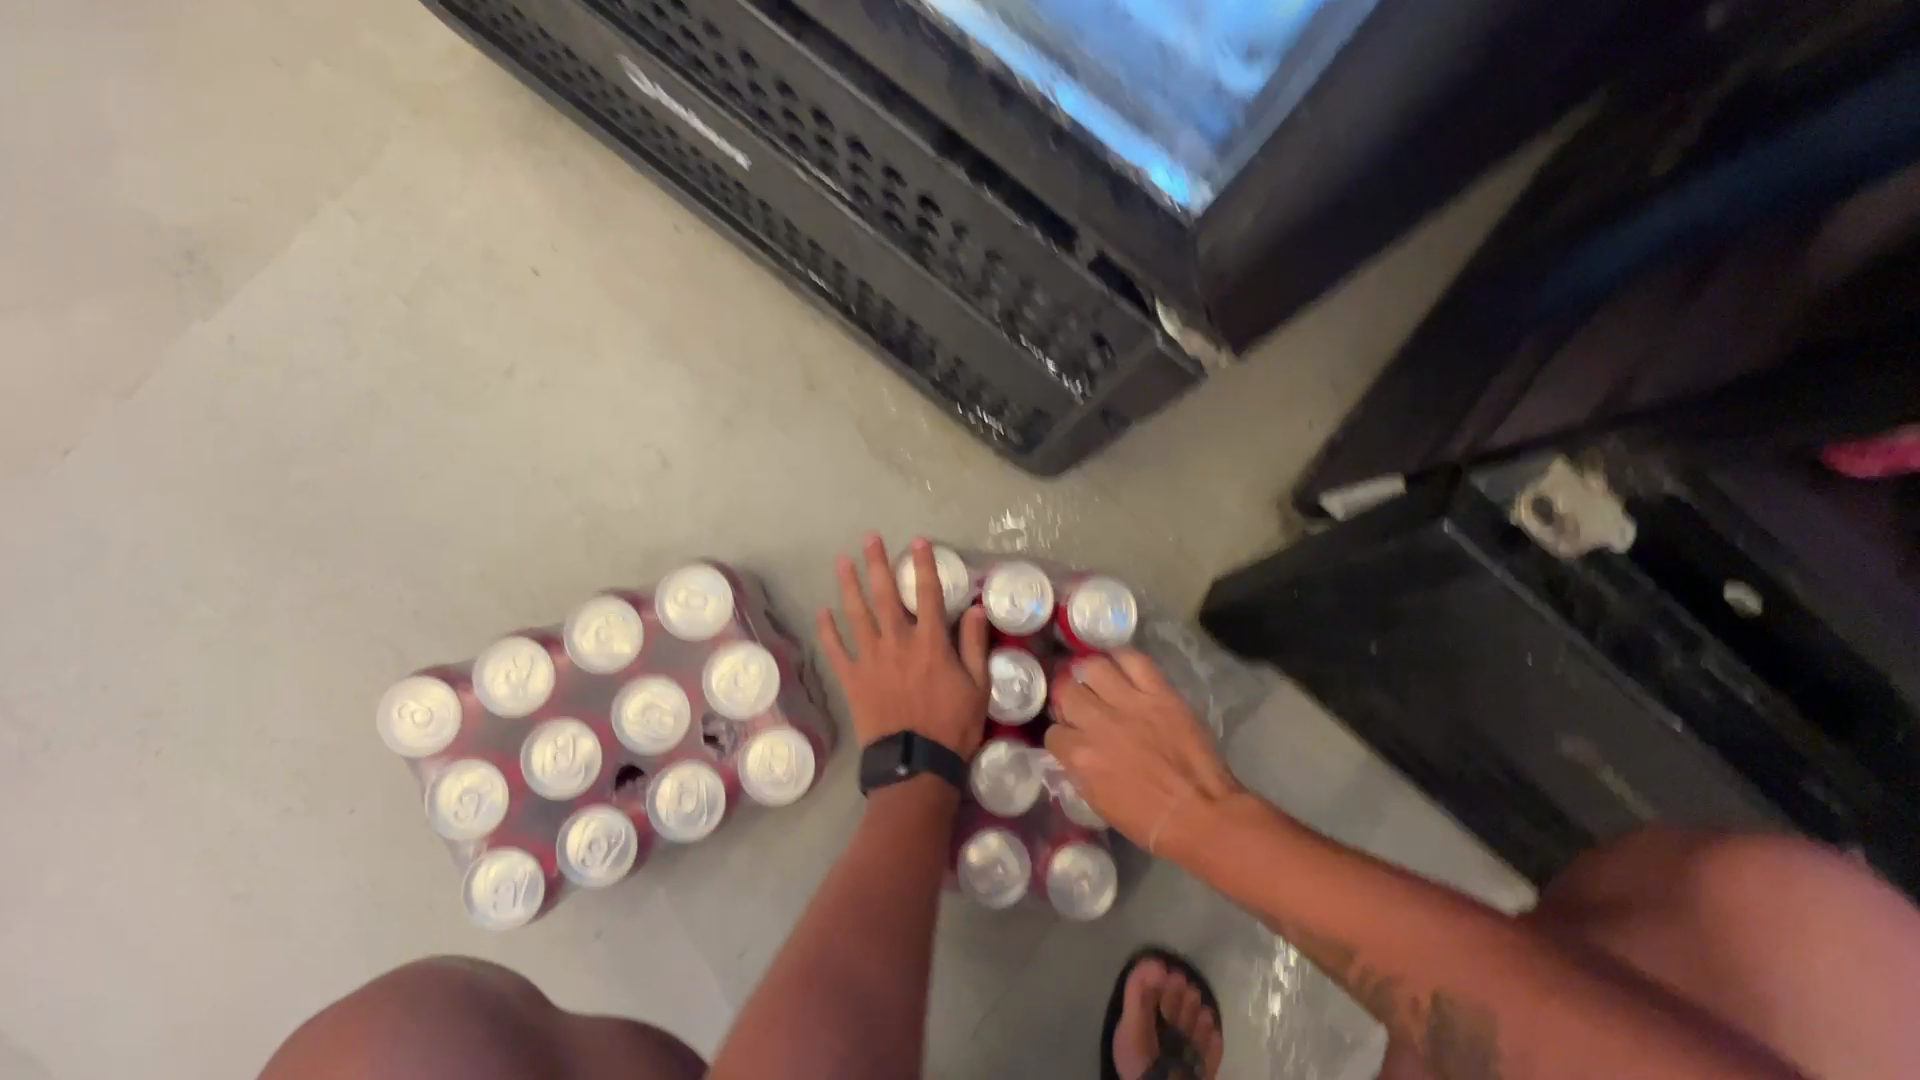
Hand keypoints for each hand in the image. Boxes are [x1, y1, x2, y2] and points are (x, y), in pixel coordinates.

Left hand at [818, 534, 990, 756]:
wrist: (916, 764)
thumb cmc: (953, 726)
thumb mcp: (978, 686)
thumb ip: (975, 645)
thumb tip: (976, 608)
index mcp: (931, 642)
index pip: (928, 593)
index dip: (923, 565)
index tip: (917, 542)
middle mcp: (898, 642)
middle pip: (885, 594)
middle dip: (878, 563)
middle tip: (870, 538)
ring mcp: (870, 659)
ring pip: (856, 614)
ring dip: (849, 585)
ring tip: (842, 561)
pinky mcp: (852, 679)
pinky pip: (835, 649)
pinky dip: (827, 630)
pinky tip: (821, 612)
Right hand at [1044, 649, 1243, 853]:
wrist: (1200, 814)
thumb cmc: (1147, 819)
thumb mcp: (1096, 801)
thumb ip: (1078, 769)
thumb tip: (1072, 750)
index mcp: (1080, 756)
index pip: (1053, 732)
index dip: (1061, 735)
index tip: (1071, 737)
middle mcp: (1099, 723)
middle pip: (1066, 690)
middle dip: (1066, 696)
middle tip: (1076, 700)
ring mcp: (1131, 703)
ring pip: (1093, 666)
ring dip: (1088, 672)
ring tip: (1095, 678)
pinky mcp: (1160, 693)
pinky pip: (1134, 660)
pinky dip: (1122, 657)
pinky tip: (1119, 665)